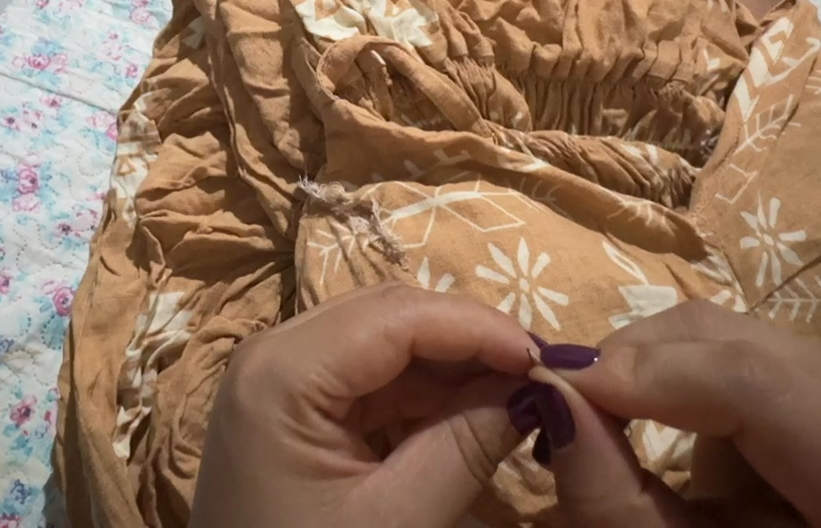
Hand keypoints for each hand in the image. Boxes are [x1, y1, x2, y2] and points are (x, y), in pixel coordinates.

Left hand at [190, 283, 535, 527]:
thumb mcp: (394, 524)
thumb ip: (465, 446)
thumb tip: (538, 389)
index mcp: (281, 370)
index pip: (393, 314)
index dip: (476, 325)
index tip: (545, 356)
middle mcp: (274, 348)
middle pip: (387, 315)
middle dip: (467, 338)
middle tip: (539, 373)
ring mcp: (281, 371)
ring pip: (383, 338)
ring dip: (452, 362)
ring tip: (518, 390)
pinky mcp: (294, 398)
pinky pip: (370, 374)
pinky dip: (424, 389)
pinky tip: (472, 407)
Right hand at [528, 301, 820, 527]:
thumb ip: (622, 503)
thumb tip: (549, 396)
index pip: (753, 382)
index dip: (644, 372)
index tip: (554, 390)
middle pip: (728, 338)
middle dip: (634, 361)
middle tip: (574, 406)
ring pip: (727, 331)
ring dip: (656, 366)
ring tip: (622, 422)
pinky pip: (741, 347)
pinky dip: (688, 375)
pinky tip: (688, 433)